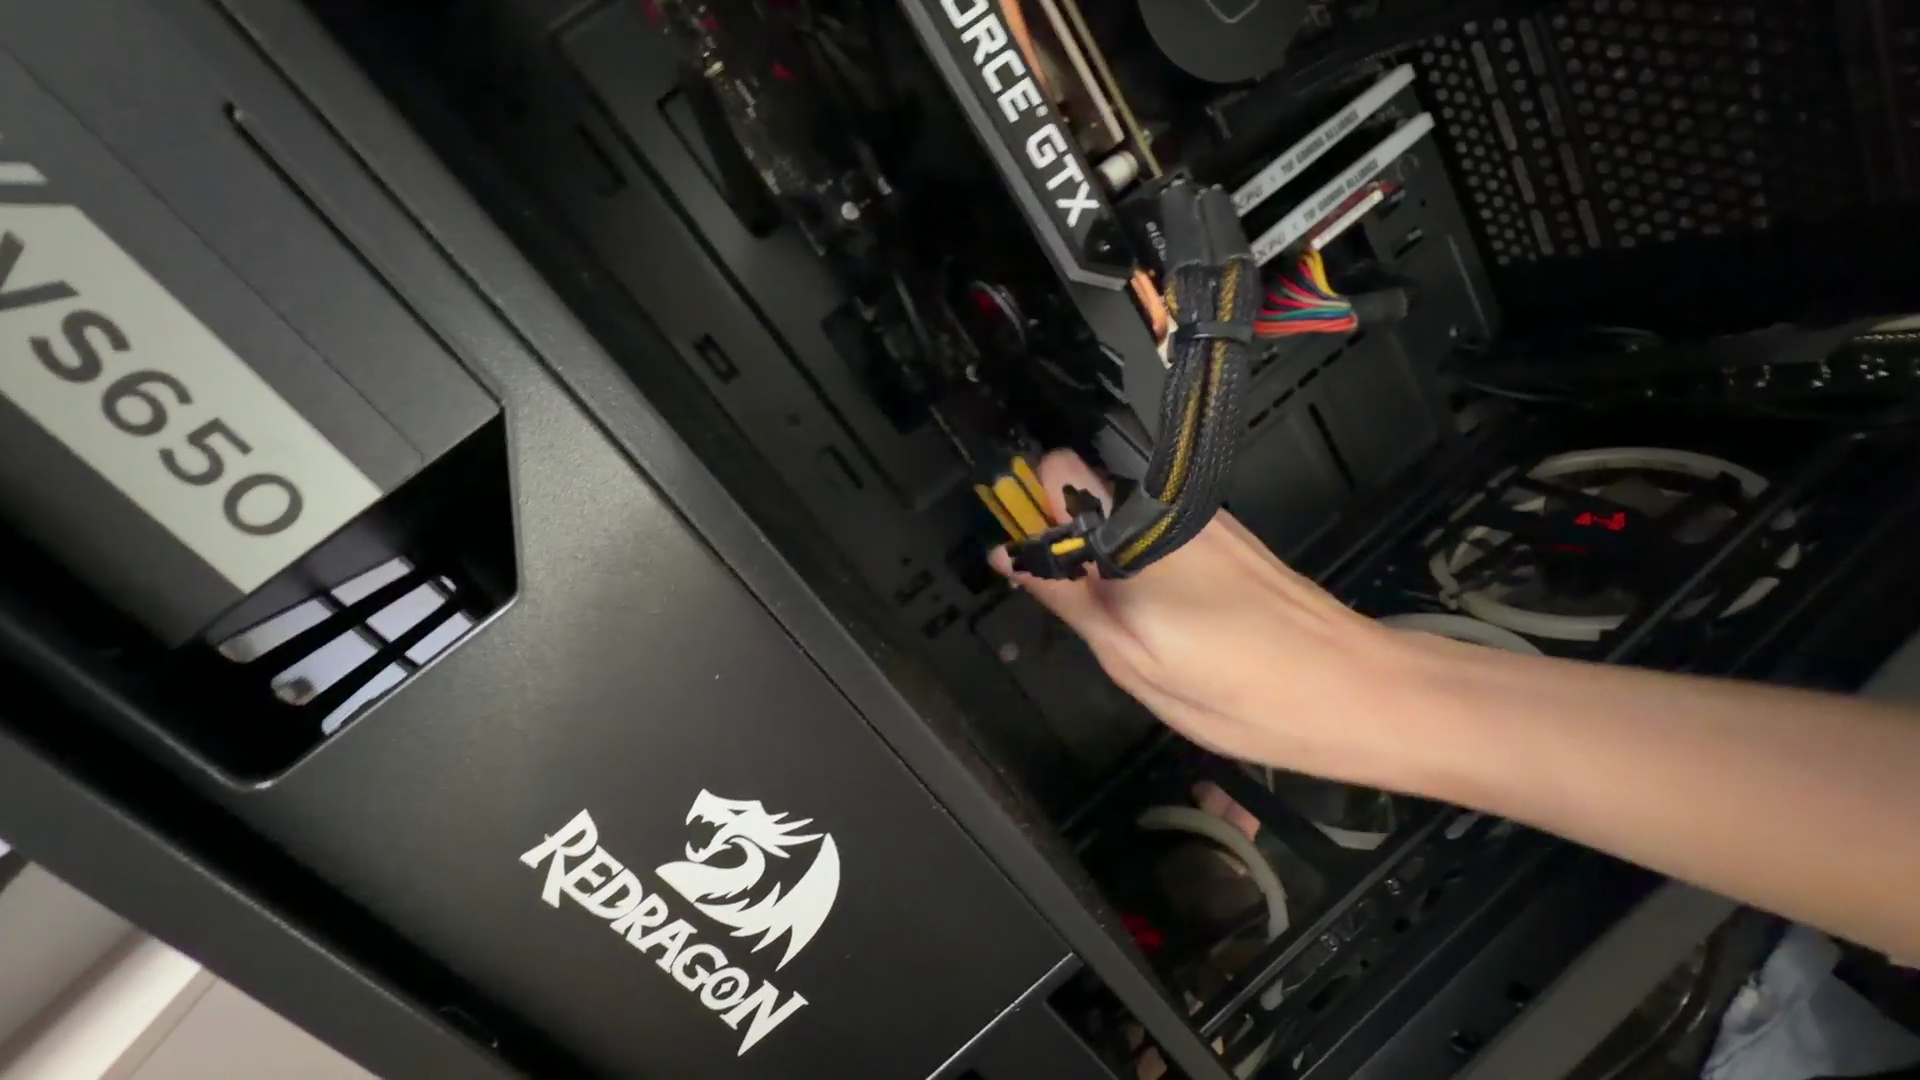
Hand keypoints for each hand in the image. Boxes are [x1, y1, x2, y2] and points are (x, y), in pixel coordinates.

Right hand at [990, 451, 1427, 788]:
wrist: (1353, 691)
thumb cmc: (1235, 689)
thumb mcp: (1130, 657)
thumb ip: (1067, 596)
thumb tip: (1006, 552)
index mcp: (1132, 530)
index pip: (1055, 469)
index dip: (1034, 508)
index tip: (1037, 560)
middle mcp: (1165, 507)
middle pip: (1087, 492)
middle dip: (1071, 540)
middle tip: (1091, 613)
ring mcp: (1201, 518)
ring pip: (1123, 517)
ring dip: (1110, 557)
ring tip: (1136, 625)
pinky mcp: (1227, 535)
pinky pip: (1159, 534)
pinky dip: (1147, 564)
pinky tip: (1175, 617)